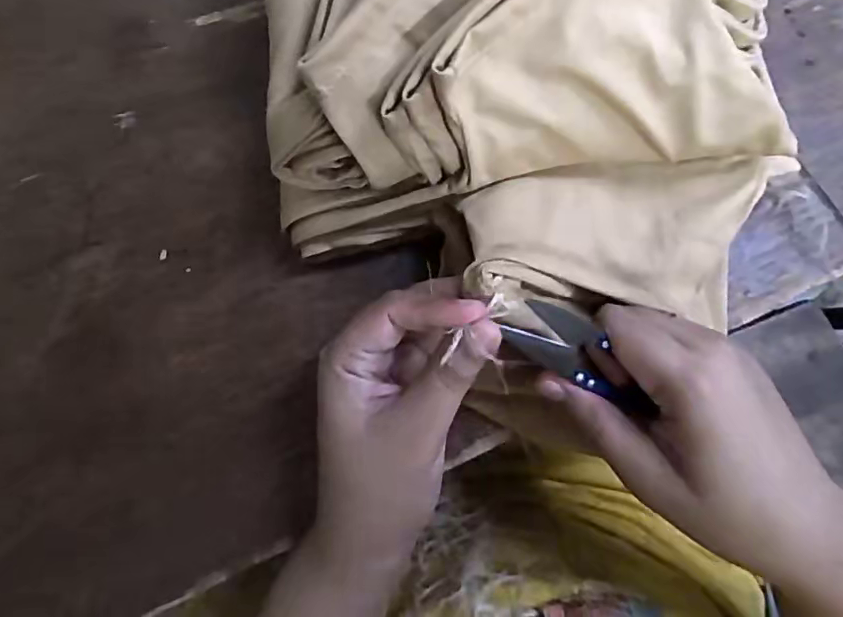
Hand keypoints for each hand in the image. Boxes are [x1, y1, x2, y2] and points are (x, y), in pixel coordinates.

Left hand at [312, 280, 499, 567]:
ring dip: (456, 320)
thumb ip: (453, 372)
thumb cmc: (383, 488)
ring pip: (421, 326)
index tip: (480, 308)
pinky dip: (456, 343)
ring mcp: (381, 365)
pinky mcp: (402, 380)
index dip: (436, 305)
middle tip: (495, 298)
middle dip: (448, 305)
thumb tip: (491, 323)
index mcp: (346, 357)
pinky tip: (482, 336)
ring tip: (496, 309)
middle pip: (406, 311)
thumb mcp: (421, 427)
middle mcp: (360, 351)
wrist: (369, 545)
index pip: (391, 311)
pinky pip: (430, 349)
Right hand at [538, 307, 842, 615]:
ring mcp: (729, 342)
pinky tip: (681, 398)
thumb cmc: (722, 511)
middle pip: (633, 314)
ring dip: (640, 348)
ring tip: (656, 403)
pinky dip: (665, 350)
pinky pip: (682, 330)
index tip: (606, 391)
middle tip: (630, 402)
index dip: (595, 349)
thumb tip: (544, 378)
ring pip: (656, 319)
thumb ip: (595, 418)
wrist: (807, 525)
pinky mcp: (739, 349)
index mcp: (688, 374)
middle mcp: (709, 343)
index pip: (614, 320)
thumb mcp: (648, 478)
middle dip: (615, 347)